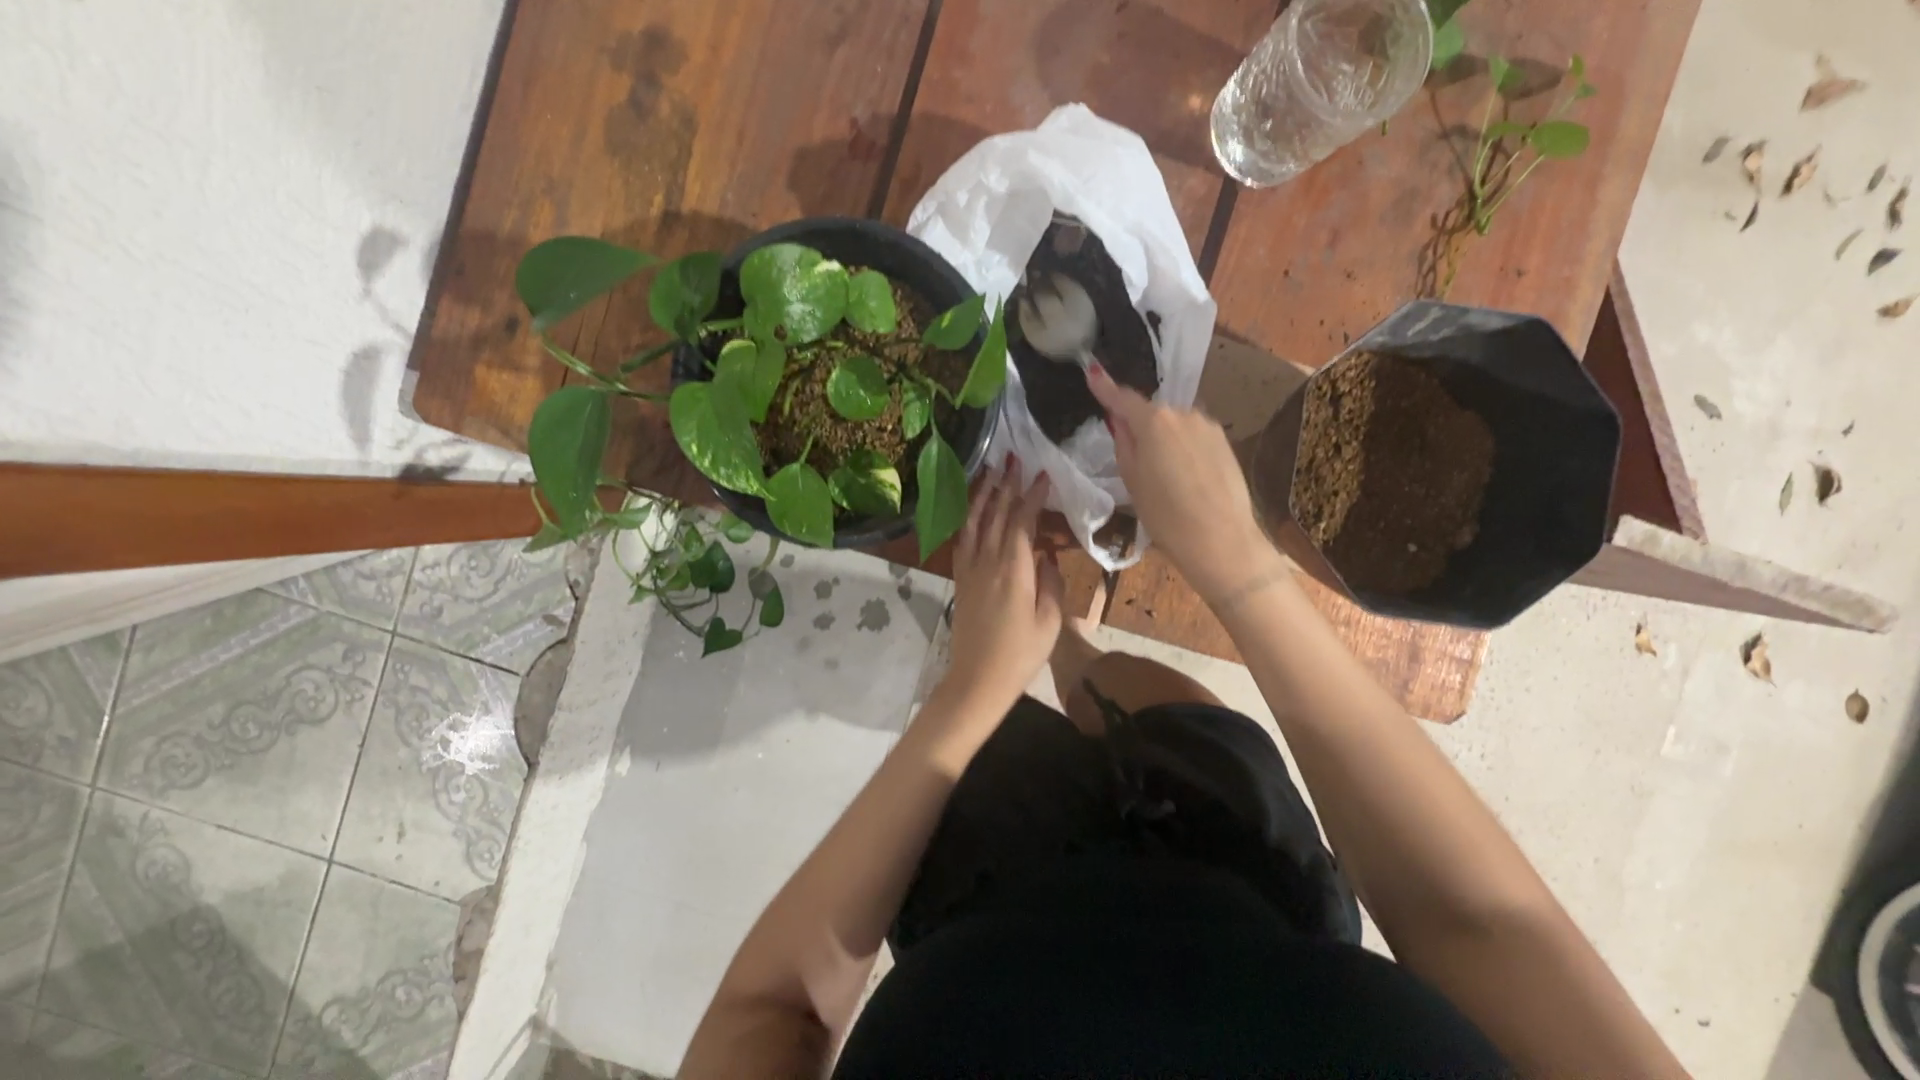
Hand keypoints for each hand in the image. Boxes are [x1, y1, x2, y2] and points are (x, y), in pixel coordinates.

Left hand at [941, 462, 1064, 711]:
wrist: (977, 680)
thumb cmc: (1020, 655)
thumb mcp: (1049, 622)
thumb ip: (1051, 583)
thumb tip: (1047, 555)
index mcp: (1013, 570)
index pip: (1021, 521)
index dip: (1031, 495)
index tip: (1043, 474)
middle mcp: (987, 562)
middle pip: (995, 513)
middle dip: (1006, 483)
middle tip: (1014, 457)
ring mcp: (970, 569)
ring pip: (975, 522)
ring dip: (984, 494)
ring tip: (991, 470)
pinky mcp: (961, 579)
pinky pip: (963, 539)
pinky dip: (969, 517)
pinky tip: (974, 509)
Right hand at [1086, 364, 1285, 608]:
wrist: (1221, 540)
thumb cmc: (1166, 516)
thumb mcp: (1132, 481)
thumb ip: (1124, 443)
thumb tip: (1120, 420)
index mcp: (1154, 422)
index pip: (1123, 398)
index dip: (1105, 387)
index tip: (1092, 372)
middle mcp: (1183, 414)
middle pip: (1152, 413)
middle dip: (1141, 426)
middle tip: (1134, 458)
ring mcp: (1208, 426)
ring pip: (1176, 426)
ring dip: (1165, 439)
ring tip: (1164, 476)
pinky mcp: (1225, 442)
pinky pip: (1194, 437)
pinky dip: (1184, 449)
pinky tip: (1186, 479)